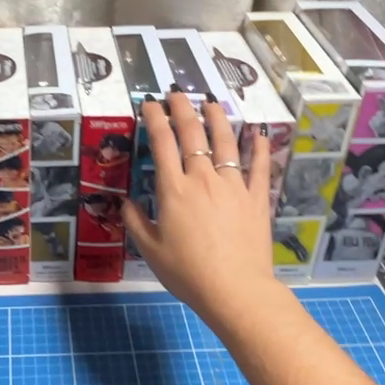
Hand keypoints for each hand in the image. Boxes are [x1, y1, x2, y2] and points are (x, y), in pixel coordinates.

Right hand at [123, 91, 281, 323]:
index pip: (162, 143)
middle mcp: (202, 178)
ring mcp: (233, 185)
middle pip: (193, 134)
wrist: (235, 290)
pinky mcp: (257, 198)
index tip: (150, 103)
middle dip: (183, 109)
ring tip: (211, 102)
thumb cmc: (188, 273)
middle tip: (177, 93)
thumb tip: (124, 202)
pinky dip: (259, 147)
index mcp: (173, 190)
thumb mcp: (151, 251)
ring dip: (217, 118)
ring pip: (225, 142)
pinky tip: (258, 132)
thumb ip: (136, 223)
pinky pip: (259, 166)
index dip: (155, 119)